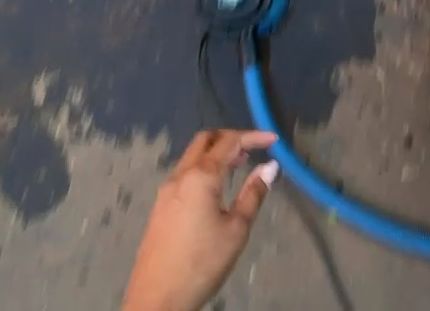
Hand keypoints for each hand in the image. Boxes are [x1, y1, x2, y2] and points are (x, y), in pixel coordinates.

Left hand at [121, 129, 279, 310]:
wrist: (156, 301)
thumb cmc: (201, 263)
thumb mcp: (236, 230)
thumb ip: (253, 194)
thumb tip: (269, 167)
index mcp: (200, 176)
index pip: (229, 142)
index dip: (253, 136)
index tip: (274, 140)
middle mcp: (180, 176)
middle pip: (205, 140)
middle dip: (230, 138)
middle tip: (252, 150)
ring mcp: (165, 191)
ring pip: (192, 156)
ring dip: (215, 153)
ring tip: (239, 166)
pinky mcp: (159, 207)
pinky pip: (184, 173)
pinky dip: (203, 168)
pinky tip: (215, 188)